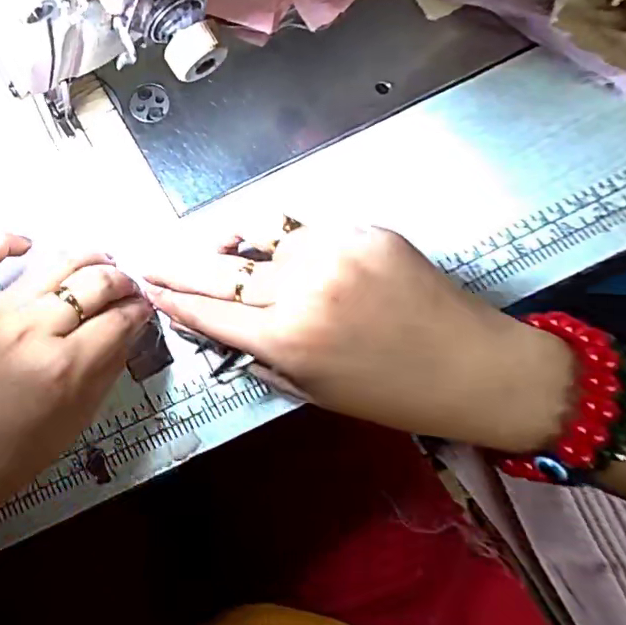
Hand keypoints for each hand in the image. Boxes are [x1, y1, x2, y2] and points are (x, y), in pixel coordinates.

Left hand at [0, 235, 151, 553]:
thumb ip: (107, 368)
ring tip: (103, 264)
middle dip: (123, 282)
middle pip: (93, 283)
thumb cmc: (14, 456)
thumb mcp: (75, 421)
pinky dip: (4, 242)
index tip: (146, 309)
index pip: (117, 319)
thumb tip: (129, 328)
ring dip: (87, 258)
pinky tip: (27, 244)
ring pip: (53, 264)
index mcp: (63, 366)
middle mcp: (32, 329)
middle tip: (131, 290)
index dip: (139, 310)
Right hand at [143, 225, 570, 452]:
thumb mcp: (314, 392)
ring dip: (239, 247)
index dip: (175, 300)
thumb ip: (261, 357)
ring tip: (222, 249)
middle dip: (179, 266)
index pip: (212, 313)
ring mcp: (337, 251)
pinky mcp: (366, 230)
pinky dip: (289, 244)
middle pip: (222, 270)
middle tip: (150, 260)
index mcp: (290, 341)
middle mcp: (305, 290)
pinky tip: (288, 255)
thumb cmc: (391, 395)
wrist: (475, 367)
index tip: (150, 289)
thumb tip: (221, 329)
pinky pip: (309, 232)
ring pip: (265, 240)